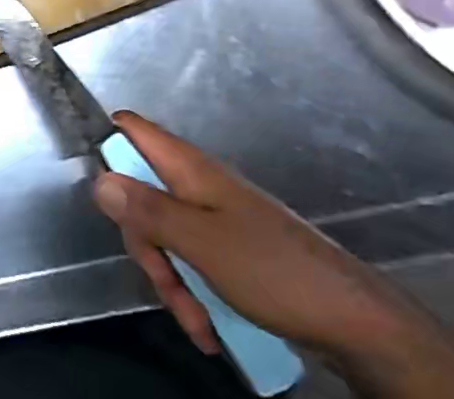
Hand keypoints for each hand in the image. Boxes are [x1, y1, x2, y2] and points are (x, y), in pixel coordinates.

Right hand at [92, 112, 431, 361]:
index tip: (101, 188)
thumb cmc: (274, 270)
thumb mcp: (200, 241)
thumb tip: (98, 179)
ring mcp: (215, 217)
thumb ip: (147, 209)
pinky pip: (190, 259)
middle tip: (163, 279)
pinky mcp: (231, 249)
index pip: (131, 129)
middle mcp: (198, 184)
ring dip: (170, 278)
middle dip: (144, 241)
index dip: (107, 144)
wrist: (355, 322)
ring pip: (164, 234)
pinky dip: (192, 291)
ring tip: (195, 319)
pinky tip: (208, 324)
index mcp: (188, 167)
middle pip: (141, 194)